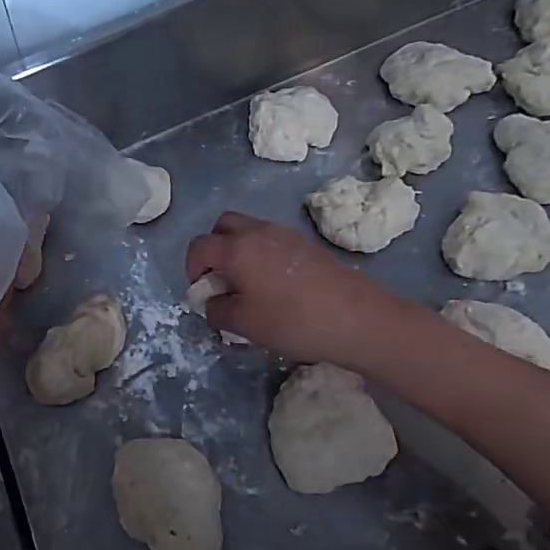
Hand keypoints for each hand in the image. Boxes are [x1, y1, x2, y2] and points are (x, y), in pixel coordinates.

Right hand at [184, 212, 402, 363]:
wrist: (357, 318)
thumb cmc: (292, 321)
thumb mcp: (243, 324)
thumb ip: (216, 310)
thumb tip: (212, 303)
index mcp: (237, 248)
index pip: (199, 246)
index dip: (192, 268)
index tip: (201, 292)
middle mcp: (258, 232)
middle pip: (223, 225)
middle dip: (213, 249)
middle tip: (220, 279)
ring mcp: (285, 235)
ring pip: (249, 230)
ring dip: (239, 250)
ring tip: (247, 284)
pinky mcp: (307, 245)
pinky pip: (272, 240)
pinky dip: (262, 255)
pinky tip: (274, 286)